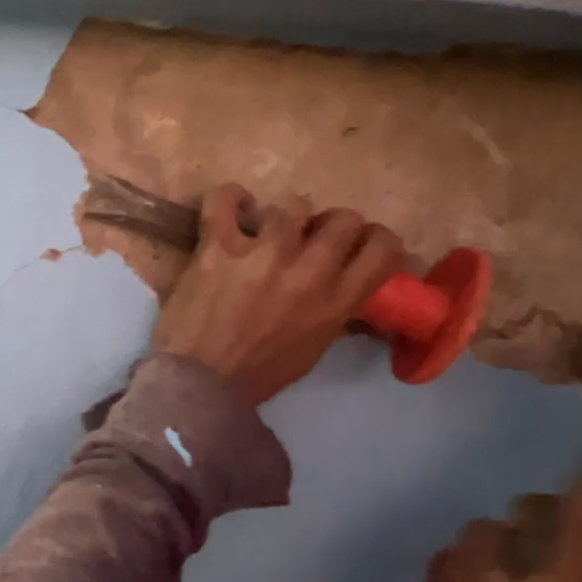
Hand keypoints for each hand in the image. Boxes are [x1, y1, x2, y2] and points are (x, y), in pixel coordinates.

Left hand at [149, 183, 403, 406]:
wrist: (199, 383)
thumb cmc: (257, 374)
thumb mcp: (313, 348)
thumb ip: (335, 312)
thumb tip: (349, 290)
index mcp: (337, 302)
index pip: (383, 248)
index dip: (375, 239)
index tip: (358, 243)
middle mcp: (308, 271)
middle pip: (342, 219)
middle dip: (330, 224)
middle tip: (310, 237)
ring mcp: (262, 254)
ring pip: (292, 206)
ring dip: (282, 217)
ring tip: (266, 231)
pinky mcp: (217, 247)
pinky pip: (225, 200)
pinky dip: (230, 198)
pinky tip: (234, 208)